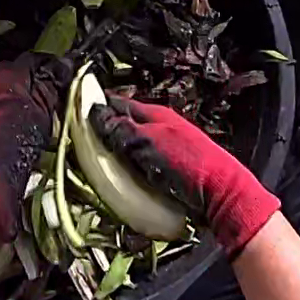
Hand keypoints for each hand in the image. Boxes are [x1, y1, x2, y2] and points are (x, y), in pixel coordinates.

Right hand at [88, 97, 278, 254]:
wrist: (223, 195)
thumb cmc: (187, 165)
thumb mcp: (147, 144)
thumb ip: (119, 129)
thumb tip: (94, 111)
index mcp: (154, 114)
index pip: (117, 103)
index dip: (96, 106)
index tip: (76, 114)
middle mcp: (160, 127)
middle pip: (123, 126)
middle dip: (104, 133)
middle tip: (84, 146)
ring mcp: (167, 148)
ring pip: (131, 146)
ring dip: (117, 154)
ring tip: (100, 166)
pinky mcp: (171, 169)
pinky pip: (142, 164)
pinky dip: (130, 169)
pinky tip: (124, 180)